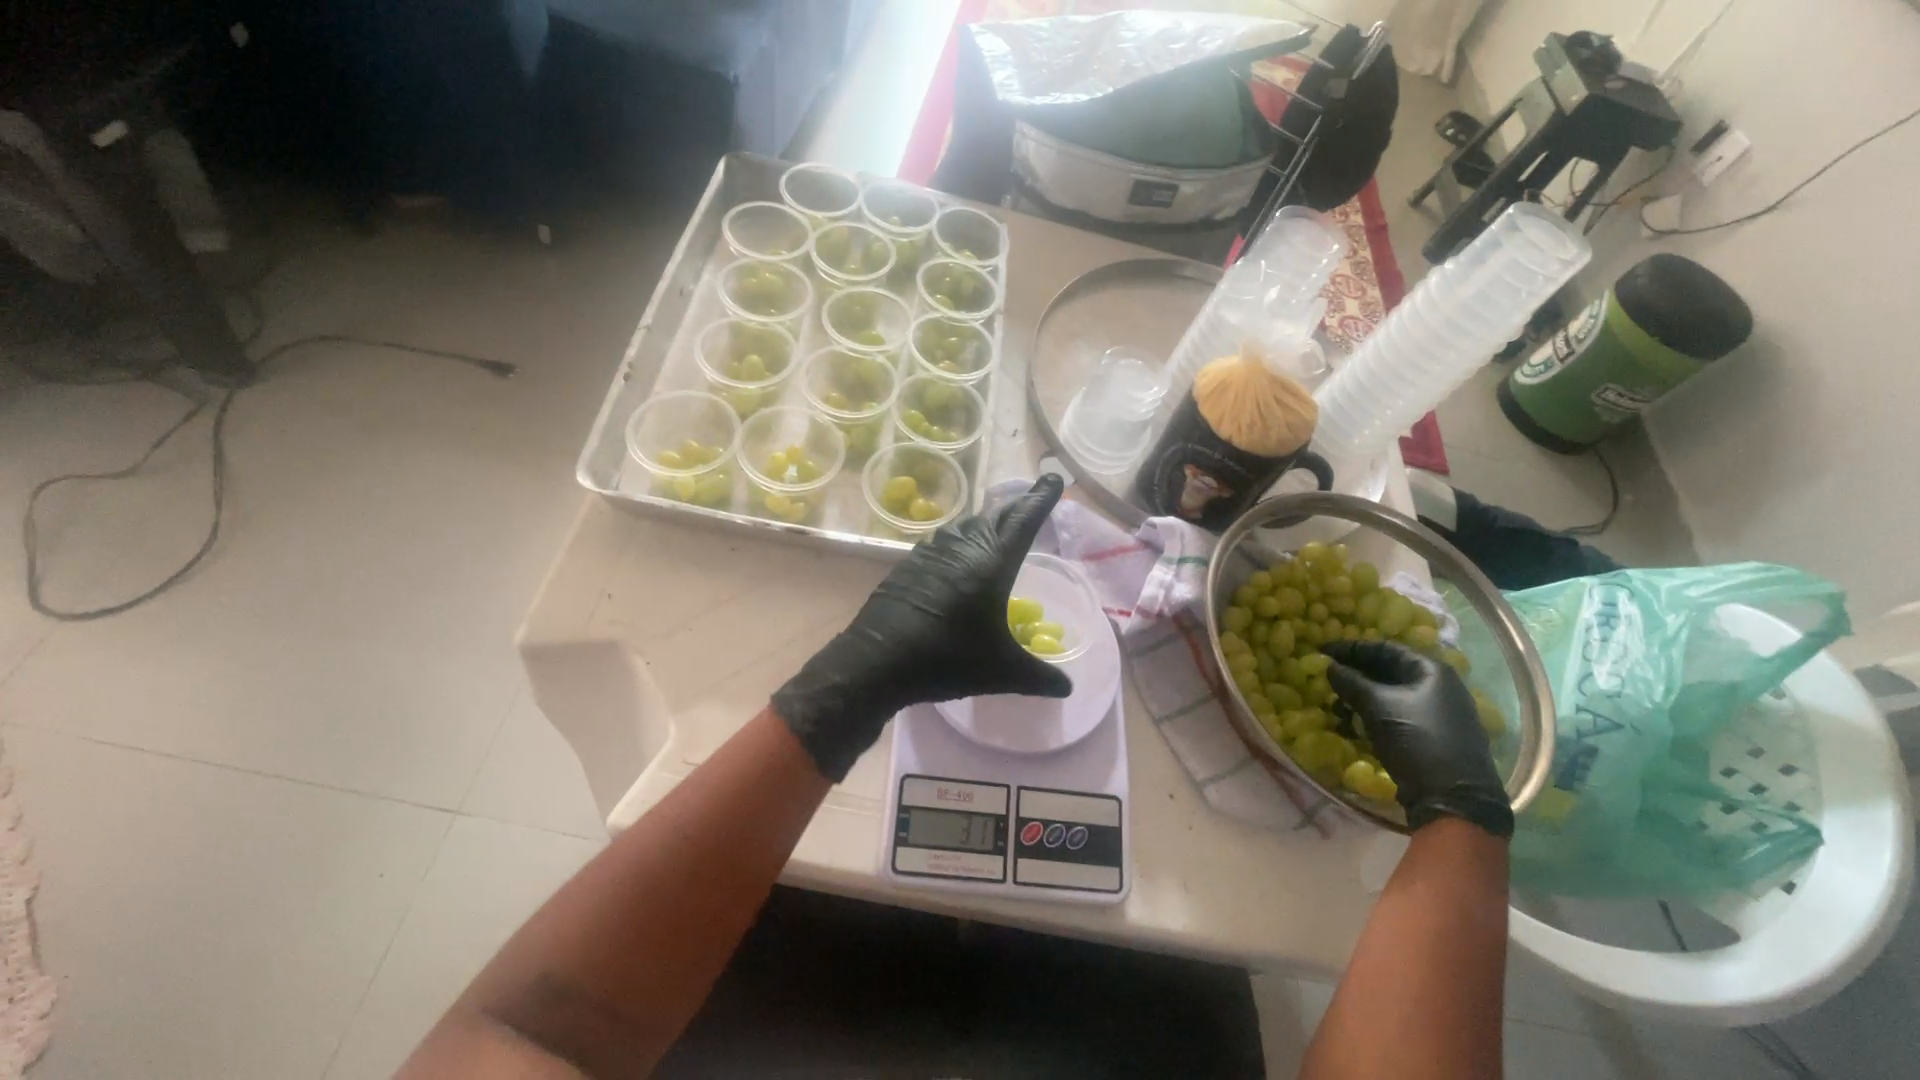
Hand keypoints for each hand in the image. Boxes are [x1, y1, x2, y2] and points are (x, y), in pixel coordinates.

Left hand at [772, 476, 1073, 779]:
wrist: (876, 662)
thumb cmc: (948, 661)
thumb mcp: (1002, 673)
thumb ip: (1039, 677)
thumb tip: (1068, 688)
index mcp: (992, 564)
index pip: (1024, 521)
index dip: (1041, 498)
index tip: (1053, 478)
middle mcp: (963, 549)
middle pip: (995, 517)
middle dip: (1017, 507)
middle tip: (1031, 501)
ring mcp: (931, 554)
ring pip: (966, 528)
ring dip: (986, 523)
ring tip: (998, 526)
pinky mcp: (908, 566)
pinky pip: (943, 544)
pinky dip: (960, 542)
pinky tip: (958, 556)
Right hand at [1321, 641, 1512, 837]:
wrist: (1453, 797)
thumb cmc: (1416, 740)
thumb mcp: (1378, 707)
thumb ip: (1351, 682)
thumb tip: (1330, 666)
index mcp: (1431, 670)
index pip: (1386, 648)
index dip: (1352, 648)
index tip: (1324, 651)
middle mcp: (1439, 686)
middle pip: (1389, 671)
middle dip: (1356, 675)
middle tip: (1328, 679)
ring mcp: (1439, 712)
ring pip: (1392, 696)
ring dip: (1362, 698)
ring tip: (1337, 707)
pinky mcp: (1433, 735)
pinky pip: (1398, 715)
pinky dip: (1374, 716)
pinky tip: (1354, 726)